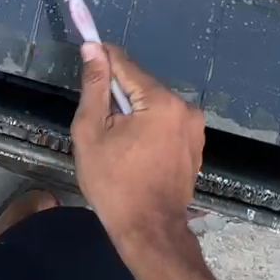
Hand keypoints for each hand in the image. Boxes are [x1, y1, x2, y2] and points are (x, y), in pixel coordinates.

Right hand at [71, 43, 203, 258]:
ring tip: (114, 142)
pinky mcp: (195, 145)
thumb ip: (93, 87)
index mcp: (161, 101)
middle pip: (140, 86)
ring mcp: (195, 128)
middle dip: (117, 96)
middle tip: (95, 121)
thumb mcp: (92, 132)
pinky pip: (165, 123)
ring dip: (132, 113)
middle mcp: (185, 107)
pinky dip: (147, 128)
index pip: (125, 64)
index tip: (84, 49)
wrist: (149, 230)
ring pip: (152, 105)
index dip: (102, 58)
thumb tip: (93, 48)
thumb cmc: (114, 183)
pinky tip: (133, 152)